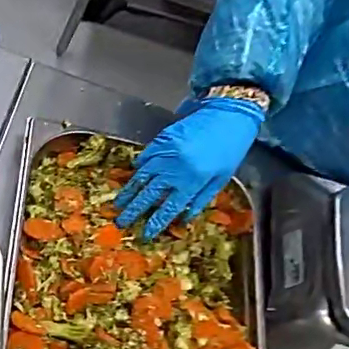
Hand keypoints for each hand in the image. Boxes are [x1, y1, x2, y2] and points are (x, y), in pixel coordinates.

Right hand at [115, 98, 261, 238]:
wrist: (228, 114)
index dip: (155, 223)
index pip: (168, 209)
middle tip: (121, 222)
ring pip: (141, 178)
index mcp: (192, 182)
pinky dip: (138, 168)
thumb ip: (201, 198)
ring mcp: (164, 154)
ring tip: (118, 204)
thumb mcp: (222, 177)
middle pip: (149, 196)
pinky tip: (133, 176)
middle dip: (133, 211)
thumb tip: (184, 217)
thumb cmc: (230, 148)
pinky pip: (144, 158)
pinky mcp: (160, 141)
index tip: (144, 234)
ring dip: (128, 192)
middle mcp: (174, 170)